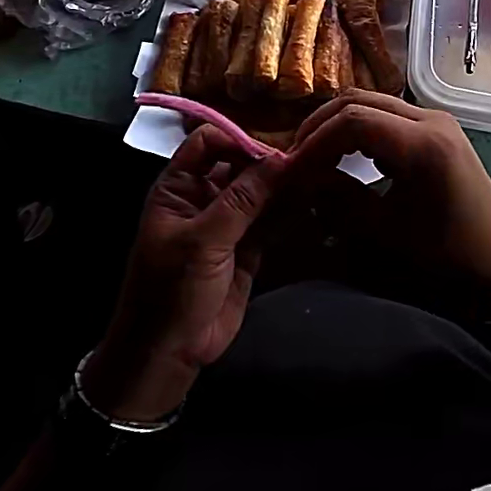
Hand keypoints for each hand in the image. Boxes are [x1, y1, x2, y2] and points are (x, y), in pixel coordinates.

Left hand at [83, 125, 288, 421]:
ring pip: (260, 192)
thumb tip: (278, 160)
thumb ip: (243, 199)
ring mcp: (228, 222)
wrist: (169, 351)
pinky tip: (314, 196)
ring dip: (285, 183)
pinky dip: (290, 209)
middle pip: (239, 164)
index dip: (239, 139)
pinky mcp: (248, 247)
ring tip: (320, 168)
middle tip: (309, 153)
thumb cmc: (171, 290)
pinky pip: (271, 219)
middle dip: (270, 160)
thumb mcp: (203, 241)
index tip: (275, 147)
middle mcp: (204, 197)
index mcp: (179, 187)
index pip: (208, 143)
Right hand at [288, 93, 490, 299]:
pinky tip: (341, 155)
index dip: (314, 143)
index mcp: (424, 145)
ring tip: (311, 156)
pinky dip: (354, 128)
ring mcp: (432, 118)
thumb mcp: (390, 234)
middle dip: (318, 127)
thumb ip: (342, 202)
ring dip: (334, 124)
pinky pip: (382, 113)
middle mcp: (429, 119)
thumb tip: (302, 180)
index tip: (291, 170)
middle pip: (357, 101)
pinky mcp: (432, 127)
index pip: (352, 122)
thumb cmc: (453, 251)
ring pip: (367, 102)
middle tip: (293, 158)